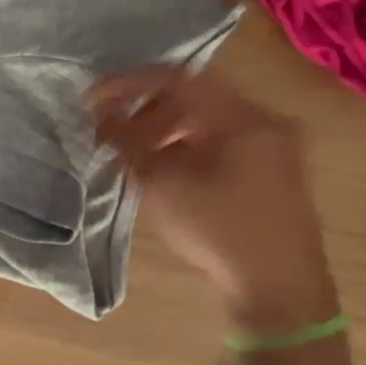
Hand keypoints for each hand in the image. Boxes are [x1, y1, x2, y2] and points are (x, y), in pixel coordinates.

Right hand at [89, 68, 337, 332]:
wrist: (278, 285)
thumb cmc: (216, 226)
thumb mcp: (160, 180)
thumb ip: (126, 138)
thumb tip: (99, 111)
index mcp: (242, 118)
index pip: (174, 79)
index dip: (124, 84)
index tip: (87, 100)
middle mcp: (263, 121)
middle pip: (190, 94)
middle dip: (140, 106)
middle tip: (105, 127)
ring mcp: (272, 144)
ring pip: (203, 116)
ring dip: (159, 125)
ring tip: (127, 149)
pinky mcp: (270, 166)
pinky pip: (217, 136)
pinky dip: (182, 140)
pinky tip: (159, 164)